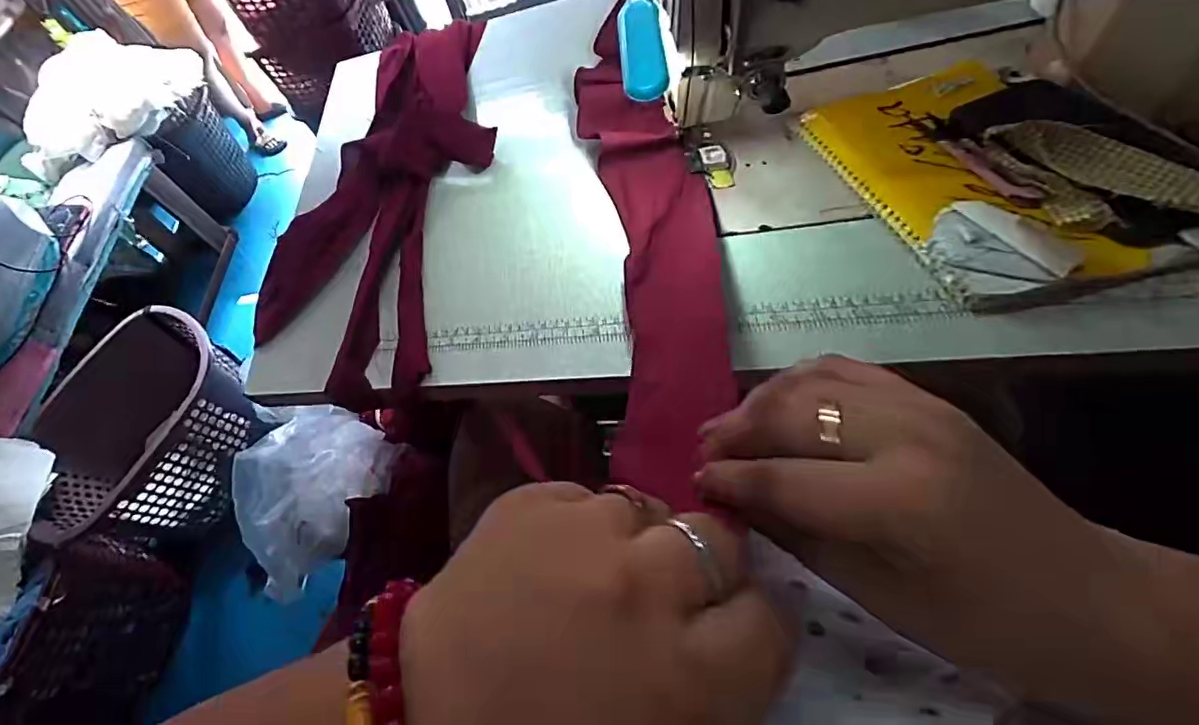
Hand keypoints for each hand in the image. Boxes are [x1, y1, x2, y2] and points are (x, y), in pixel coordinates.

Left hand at [401, 482, 790, 724]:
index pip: (767, 618)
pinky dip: (579, 521)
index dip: (749, 622)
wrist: (431, 707)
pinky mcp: (531, 497)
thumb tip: (735, 623)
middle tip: (668, 590)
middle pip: (715, 539)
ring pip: (646, 508)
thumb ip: (709, 679)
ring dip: (636, 538)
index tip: (727, 626)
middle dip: (703, 565)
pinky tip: (554, 553)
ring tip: (601, 569)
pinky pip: (583, 494)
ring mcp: (582, 529)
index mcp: (687, 671)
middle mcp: (644, 583)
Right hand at [695, 356, 1134, 697]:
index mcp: (904, 499)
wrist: (1099, 600)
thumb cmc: (990, 623)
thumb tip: (732, 499)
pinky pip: (844, 370)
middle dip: (737, 429)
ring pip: (812, 380)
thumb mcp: (885, 598)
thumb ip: (800, 537)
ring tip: (731, 424)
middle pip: (793, 413)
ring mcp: (920, 404)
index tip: (694, 480)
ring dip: (761, 399)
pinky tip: (779, 400)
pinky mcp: (926, 396)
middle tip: (704, 449)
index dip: (732, 478)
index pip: (788, 477)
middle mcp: (908, 434)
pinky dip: (800, 380)